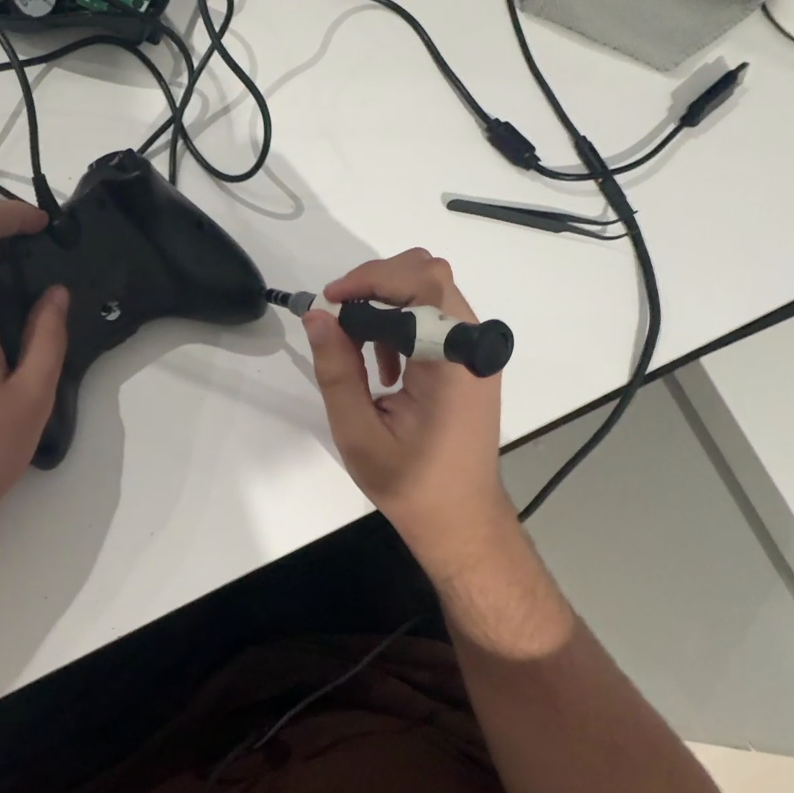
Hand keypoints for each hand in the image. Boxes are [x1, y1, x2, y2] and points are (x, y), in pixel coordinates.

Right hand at [302, 248, 514, 578]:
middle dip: (375, 285)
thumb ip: (337, 370)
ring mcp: (477, 352)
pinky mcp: (472, 362)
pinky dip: (404, 325)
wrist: (458, 516)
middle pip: (428, 276)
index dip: (367, 280)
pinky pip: (437, 320)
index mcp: (450, 360)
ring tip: (358, 353)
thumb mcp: (358, 432)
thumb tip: (316, 317)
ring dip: (388, 306)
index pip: (416, 284)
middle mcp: (472, 345)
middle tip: (336, 319)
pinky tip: (384, 368)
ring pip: (432, 293)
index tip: (326, 305)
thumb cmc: (407, 482)